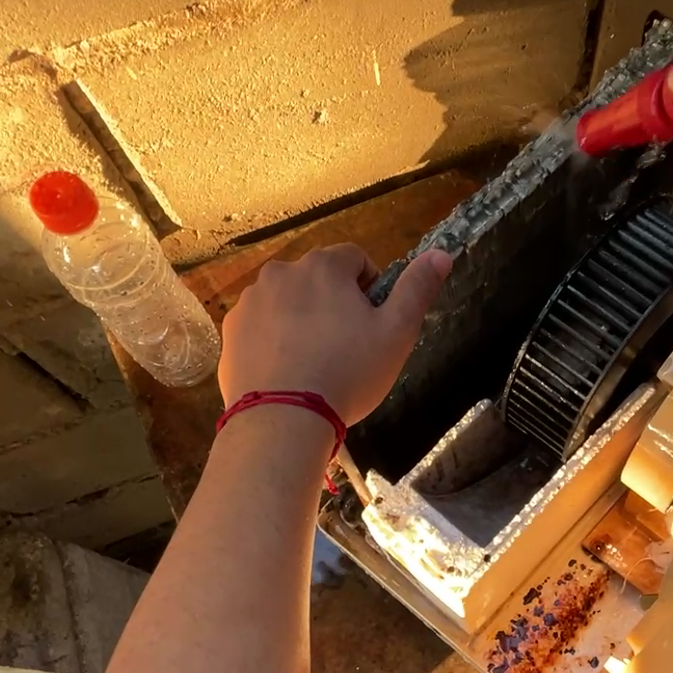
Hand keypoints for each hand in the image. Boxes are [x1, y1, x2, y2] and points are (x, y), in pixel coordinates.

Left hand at [218, 244, 451, 424]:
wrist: (283, 418)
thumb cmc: (348, 373)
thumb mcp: (397, 333)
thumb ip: (418, 289)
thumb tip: (441, 254)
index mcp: (324, 267)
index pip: (355, 258)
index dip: (370, 288)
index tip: (373, 324)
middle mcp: (281, 273)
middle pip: (318, 279)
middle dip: (334, 304)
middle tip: (347, 349)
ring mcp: (250, 301)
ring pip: (287, 302)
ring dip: (302, 320)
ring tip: (315, 365)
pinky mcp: (231, 332)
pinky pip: (261, 327)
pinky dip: (275, 341)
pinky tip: (288, 373)